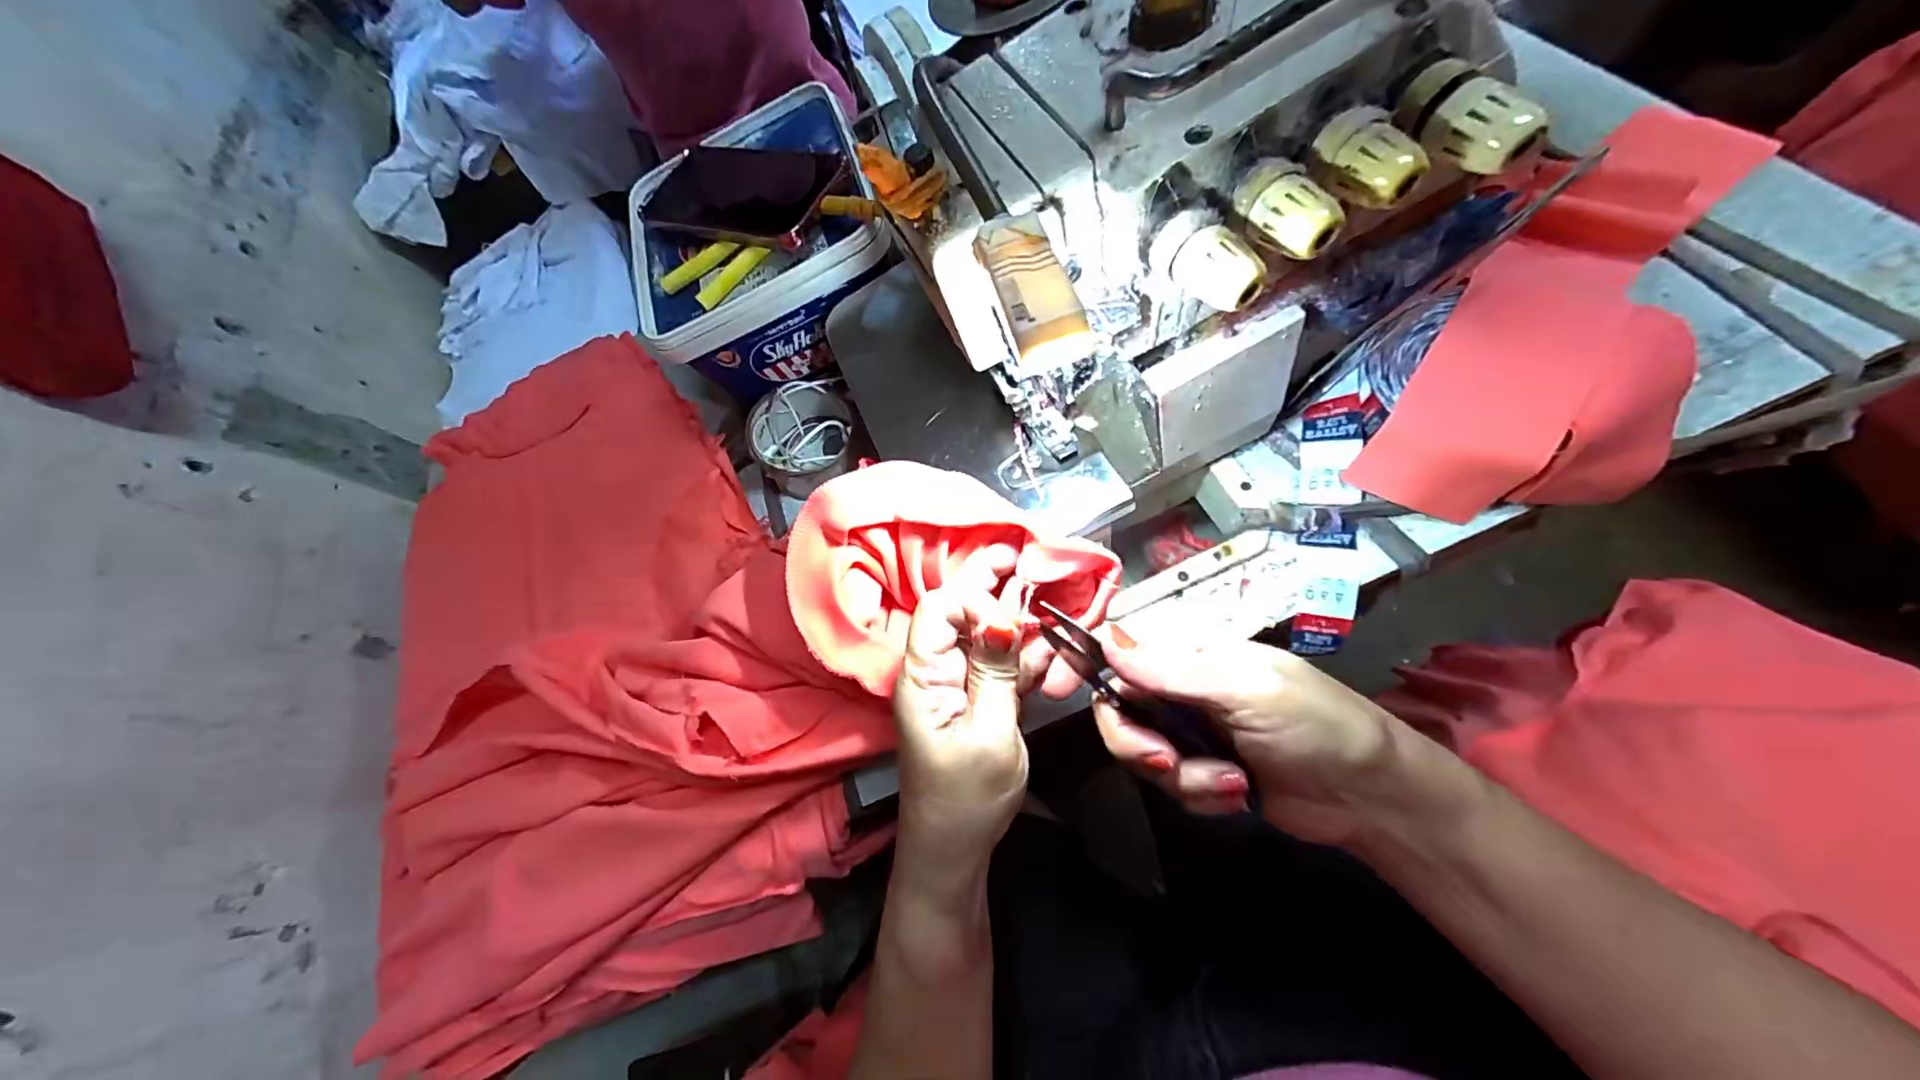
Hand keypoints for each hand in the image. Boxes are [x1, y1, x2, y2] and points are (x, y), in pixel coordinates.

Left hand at [891, 573, 1060, 893]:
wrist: (954, 850)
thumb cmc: (965, 800)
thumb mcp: (990, 734)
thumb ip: (996, 672)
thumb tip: (1003, 617)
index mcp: (923, 675)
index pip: (938, 609)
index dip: (974, 597)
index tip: (1013, 613)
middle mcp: (935, 670)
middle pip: (962, 613)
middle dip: (997, 589)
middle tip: (1034, 565)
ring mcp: (957, 684)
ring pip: (986, 636)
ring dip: (1018, 620)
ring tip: (1052, 604)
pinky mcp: (976, 699)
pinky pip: (999, 664)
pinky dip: (1024, 654)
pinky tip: (1051, 646)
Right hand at [1093, 630, 1453, 845]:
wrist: (1373, 797)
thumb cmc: (1316, 724)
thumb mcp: (1243, 689)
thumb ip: (1170, 671)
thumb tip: (1106, 638)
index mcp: (1193, 654)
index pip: (1122, 651)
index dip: (1090, 667)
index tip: (1061, 687)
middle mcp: (1183, 689)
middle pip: (1119, 710)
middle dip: (1137, 742)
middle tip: (1164, 762)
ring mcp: (1193, 733)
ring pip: (1142, 754)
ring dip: (1183, 777)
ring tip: (1232, 783)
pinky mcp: (1204, 774)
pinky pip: (1172, 786)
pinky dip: (1202, 795)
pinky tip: (1241, 794)